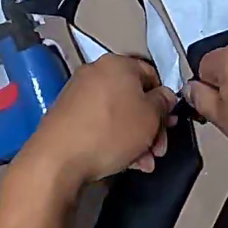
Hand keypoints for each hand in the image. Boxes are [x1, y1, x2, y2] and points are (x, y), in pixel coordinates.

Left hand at [12, 55, 175, 193]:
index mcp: (118, 64)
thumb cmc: (110, 132)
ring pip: (118, 114)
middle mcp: (96, 73)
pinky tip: (124, 162)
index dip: (165, 100)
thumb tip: (164, 96)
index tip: (168, 122)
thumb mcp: (151, 117)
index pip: (152, 75)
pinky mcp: (67, 116)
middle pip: (134, 97)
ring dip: (136, 138)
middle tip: (158, 148)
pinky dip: (114, 140)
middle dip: (151, 126)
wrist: (58, 159)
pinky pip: (100, 123)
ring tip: (143, 162)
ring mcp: (78, 94)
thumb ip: (163, 103)